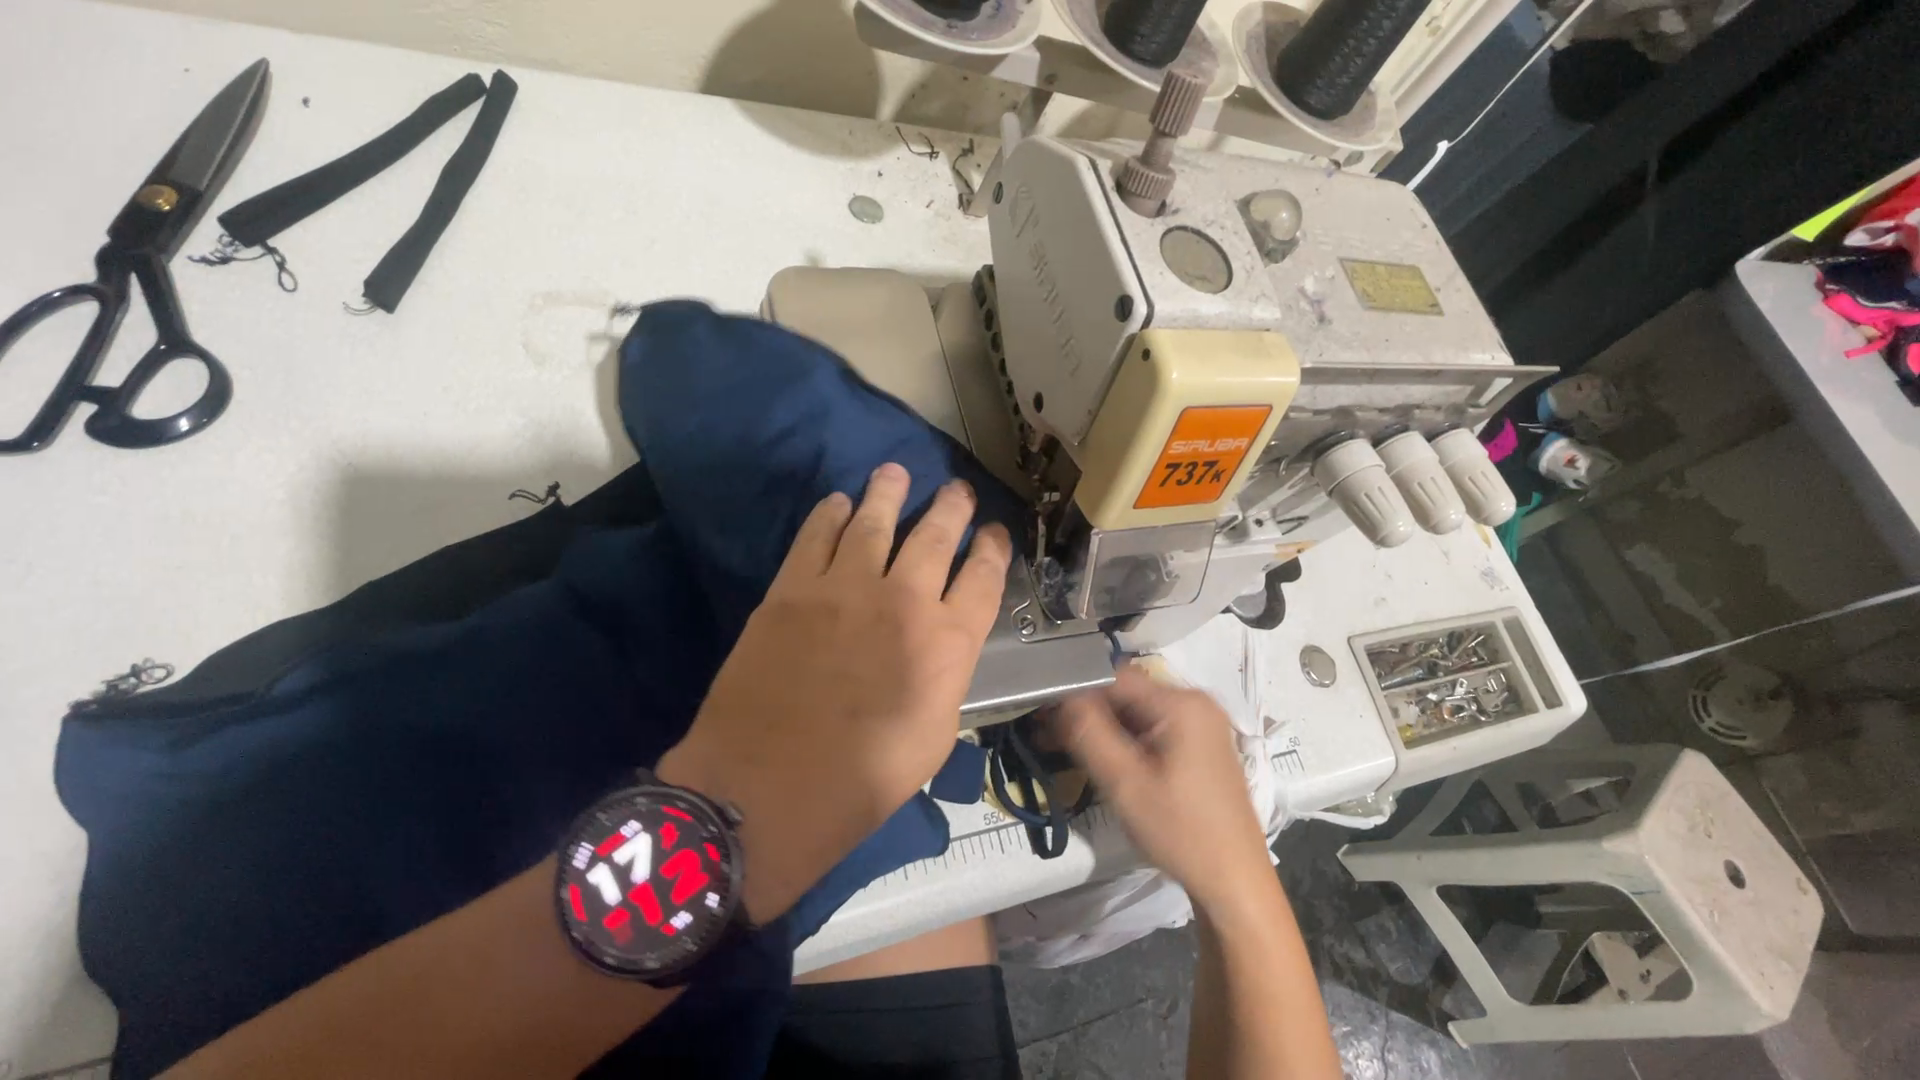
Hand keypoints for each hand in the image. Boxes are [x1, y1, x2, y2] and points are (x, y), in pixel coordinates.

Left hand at [659, 463, 1011, 921]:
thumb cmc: (861, 783)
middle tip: (956, 490)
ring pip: (875, 521)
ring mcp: (845, 588)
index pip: (985, 578)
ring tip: (895, 473)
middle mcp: (905, 601)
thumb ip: (945, 681)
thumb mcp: (932, 739)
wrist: (766, 789)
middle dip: (952, 507)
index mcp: (949, 644)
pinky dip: (830, 513)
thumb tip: (942, 653)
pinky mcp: (792, 588)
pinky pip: (816, 535)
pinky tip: (837, 502)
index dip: (994, 550)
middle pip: (936, 535)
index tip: (995, 533)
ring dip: (889, 492)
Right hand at [1057, 666, 1273, 912]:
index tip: (1040, 714)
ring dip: (1101, 727)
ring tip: (1063, 747)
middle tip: (1045, 736)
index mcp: (1182, 703)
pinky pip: (1152, 728)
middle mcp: (1196, 702)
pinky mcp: (1200, 744)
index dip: (1072, 691)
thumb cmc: (1181, 833)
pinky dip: (1124, 739)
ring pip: (1136, 712)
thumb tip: (1060, 699)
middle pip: (1125, 693)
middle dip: (1084, 712)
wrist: (1235, 882)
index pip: (1111, 678)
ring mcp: (1202, 723)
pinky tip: (1099, 759)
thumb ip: (1088, 733)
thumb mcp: (1124, 783)